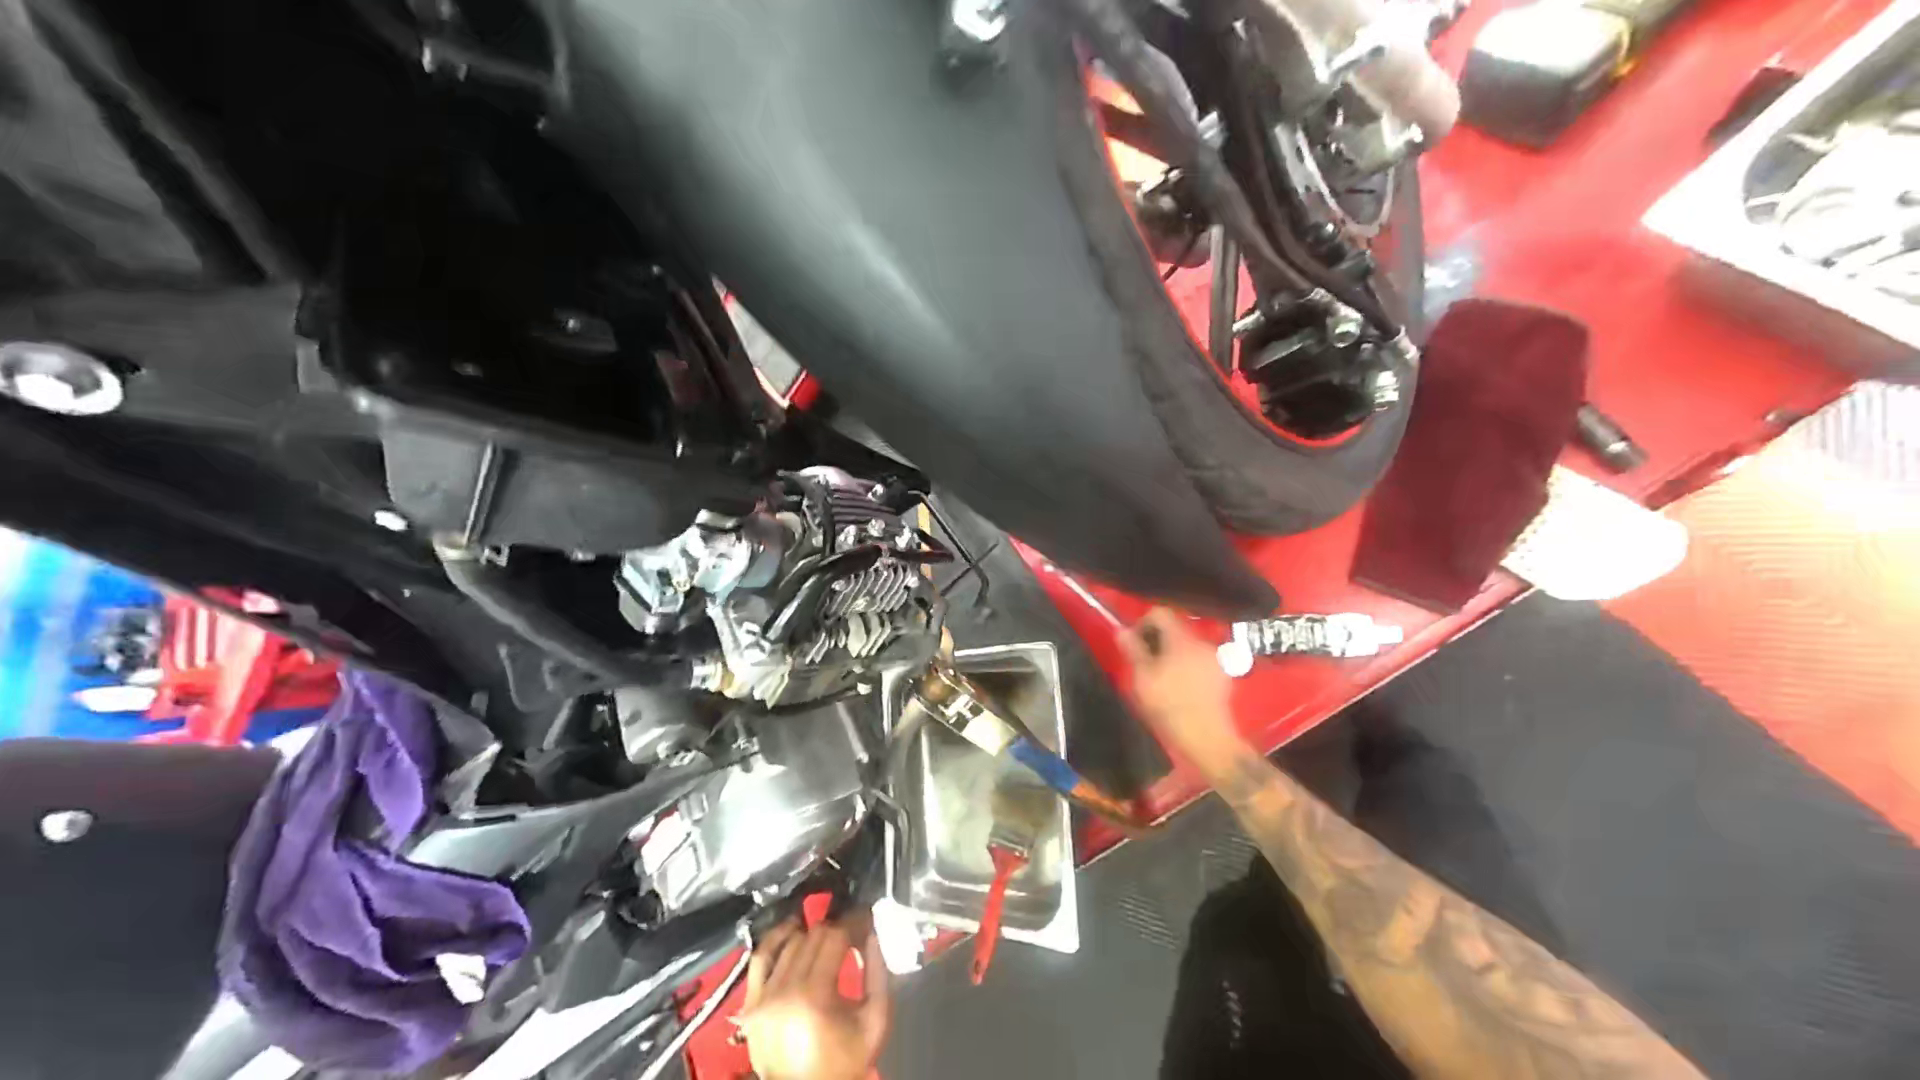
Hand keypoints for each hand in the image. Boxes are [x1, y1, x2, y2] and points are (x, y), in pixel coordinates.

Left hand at [738, 915, 889, 1079]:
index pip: (835, 936)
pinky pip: (760, 958)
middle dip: (836, 927)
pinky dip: (776, 939)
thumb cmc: (844, 1063)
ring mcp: (764, 996)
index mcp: (816, 996)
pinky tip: (792, 931)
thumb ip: (878, 974)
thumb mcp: (875, 1022)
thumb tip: (873, 935)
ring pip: (789, 942)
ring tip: (827, 935)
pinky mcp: (751, 1004)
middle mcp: (785, 990)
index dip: (853, 922)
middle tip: (852, 930)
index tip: (866, 918)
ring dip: (812, 933)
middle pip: (813, 936)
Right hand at [1117, 608, 1248, 780]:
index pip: (1161, 613)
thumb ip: (1133, 650)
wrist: (1207, 738)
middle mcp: (1203, 643)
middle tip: (1145, 665)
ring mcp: (1217, 660)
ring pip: (1189, 647)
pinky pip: (1201, 662)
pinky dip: (1189, 668)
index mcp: (1182, 639)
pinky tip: (1183, 689)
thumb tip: (1122, 630)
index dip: (1143, 623)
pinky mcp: (1225, 676)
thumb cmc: (1169, 705)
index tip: (1135, 644)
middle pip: (1176, 630)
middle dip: (1158, 642)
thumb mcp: (1142, 678)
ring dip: (1174, 656)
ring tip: (1163, 679)